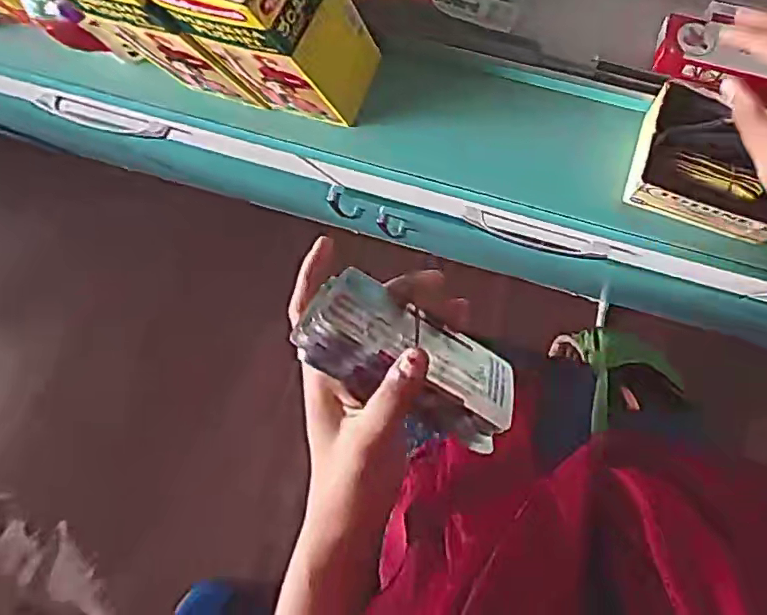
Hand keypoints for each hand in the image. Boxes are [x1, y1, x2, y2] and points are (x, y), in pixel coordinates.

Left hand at [280, 237, 468, 614]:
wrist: (352, 522)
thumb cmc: (346, 485)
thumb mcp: (369, 439)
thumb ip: (392, 397)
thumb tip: (418, 352)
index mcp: (324, 371)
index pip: (309, 314)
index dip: (314, 278)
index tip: (329, 245)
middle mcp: (344, 366)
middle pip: (370, 313)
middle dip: (401, 292)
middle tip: (436, 283)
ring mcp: (367, 377)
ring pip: (394, 329)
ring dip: (424, 314)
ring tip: (457, 308)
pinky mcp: (388, 391)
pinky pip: (411, 352)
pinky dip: (434, 340)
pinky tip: (458, 337)